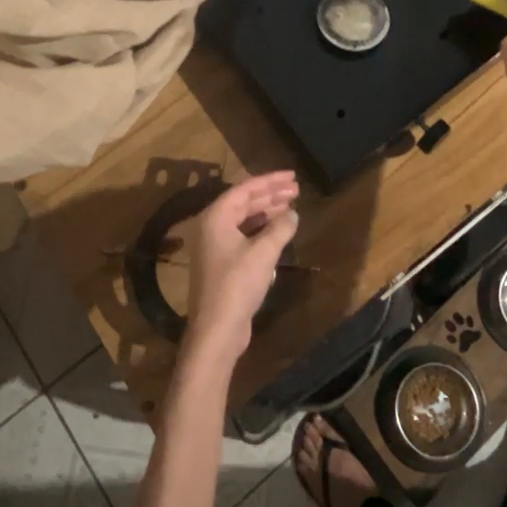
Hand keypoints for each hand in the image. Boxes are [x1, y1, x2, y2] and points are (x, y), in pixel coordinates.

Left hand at [183, 172, 299, 365]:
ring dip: (266, 212)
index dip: (270, 181)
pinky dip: (260, 230)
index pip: (245, 189)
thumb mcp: (263, 253)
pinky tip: (278, 232)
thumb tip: (293, 213)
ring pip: (243, 220)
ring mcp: (214, 246)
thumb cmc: (237, 284)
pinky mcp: (221, 264)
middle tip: (296, 190)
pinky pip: (243, 236)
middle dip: (270, 195)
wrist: (216, 329)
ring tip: (290, 207)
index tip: (292, 176)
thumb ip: (280, 228)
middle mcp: (211, 227)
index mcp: (215, 217)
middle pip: (243, 202)